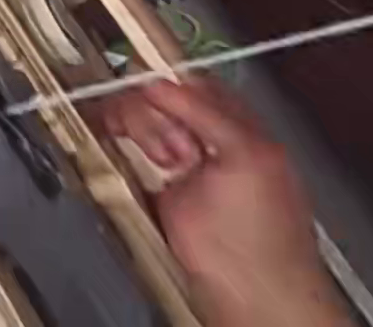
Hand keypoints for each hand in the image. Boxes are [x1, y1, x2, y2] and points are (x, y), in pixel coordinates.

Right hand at [98, 79, 351, 326]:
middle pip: (152, 95)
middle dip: (154, 114)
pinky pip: (117, 142)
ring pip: (132, 115)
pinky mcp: (142, 179)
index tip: (143, 83)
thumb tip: (155, 81)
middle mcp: (196, 135)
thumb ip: (204, 112)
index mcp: (229, 123)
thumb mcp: (247, 156)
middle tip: (174, 147)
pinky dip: (111, 136)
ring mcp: (168, 157)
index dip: (161, 76)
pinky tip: (117, 143)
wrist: (247, 297)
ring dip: (140, 132)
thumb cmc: (261, 233)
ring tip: (163, 165)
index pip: (184, 79)